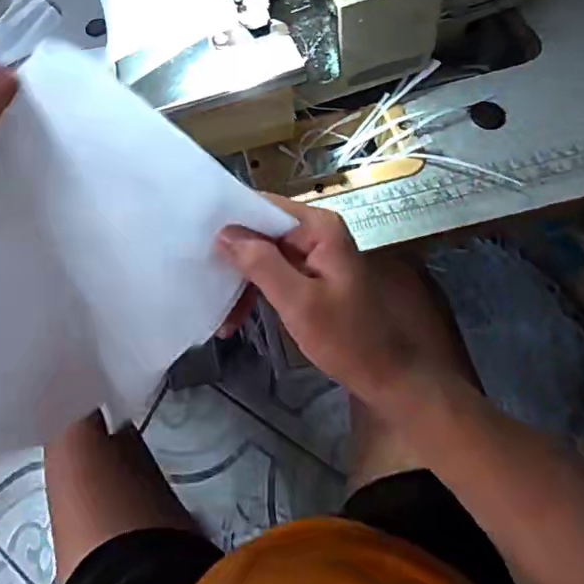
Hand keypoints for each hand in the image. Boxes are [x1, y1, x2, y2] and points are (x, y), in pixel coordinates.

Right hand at [215, 195, 468, 417]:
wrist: (387, 377)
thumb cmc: (347, 339)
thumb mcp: (299, 303)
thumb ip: (262, 264)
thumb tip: (224, 233)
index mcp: (318, 227)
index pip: (264, 206)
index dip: (230, 219)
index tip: (195, 237)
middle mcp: (315, 231)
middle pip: (260, 229)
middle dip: (232, 256)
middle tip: (201, 279)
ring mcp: (312, 252)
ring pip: (262, 253)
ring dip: (240, 280)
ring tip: (221, 314)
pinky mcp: (308, 274)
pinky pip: (272, 271)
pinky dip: (254, 291)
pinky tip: (235, 318)